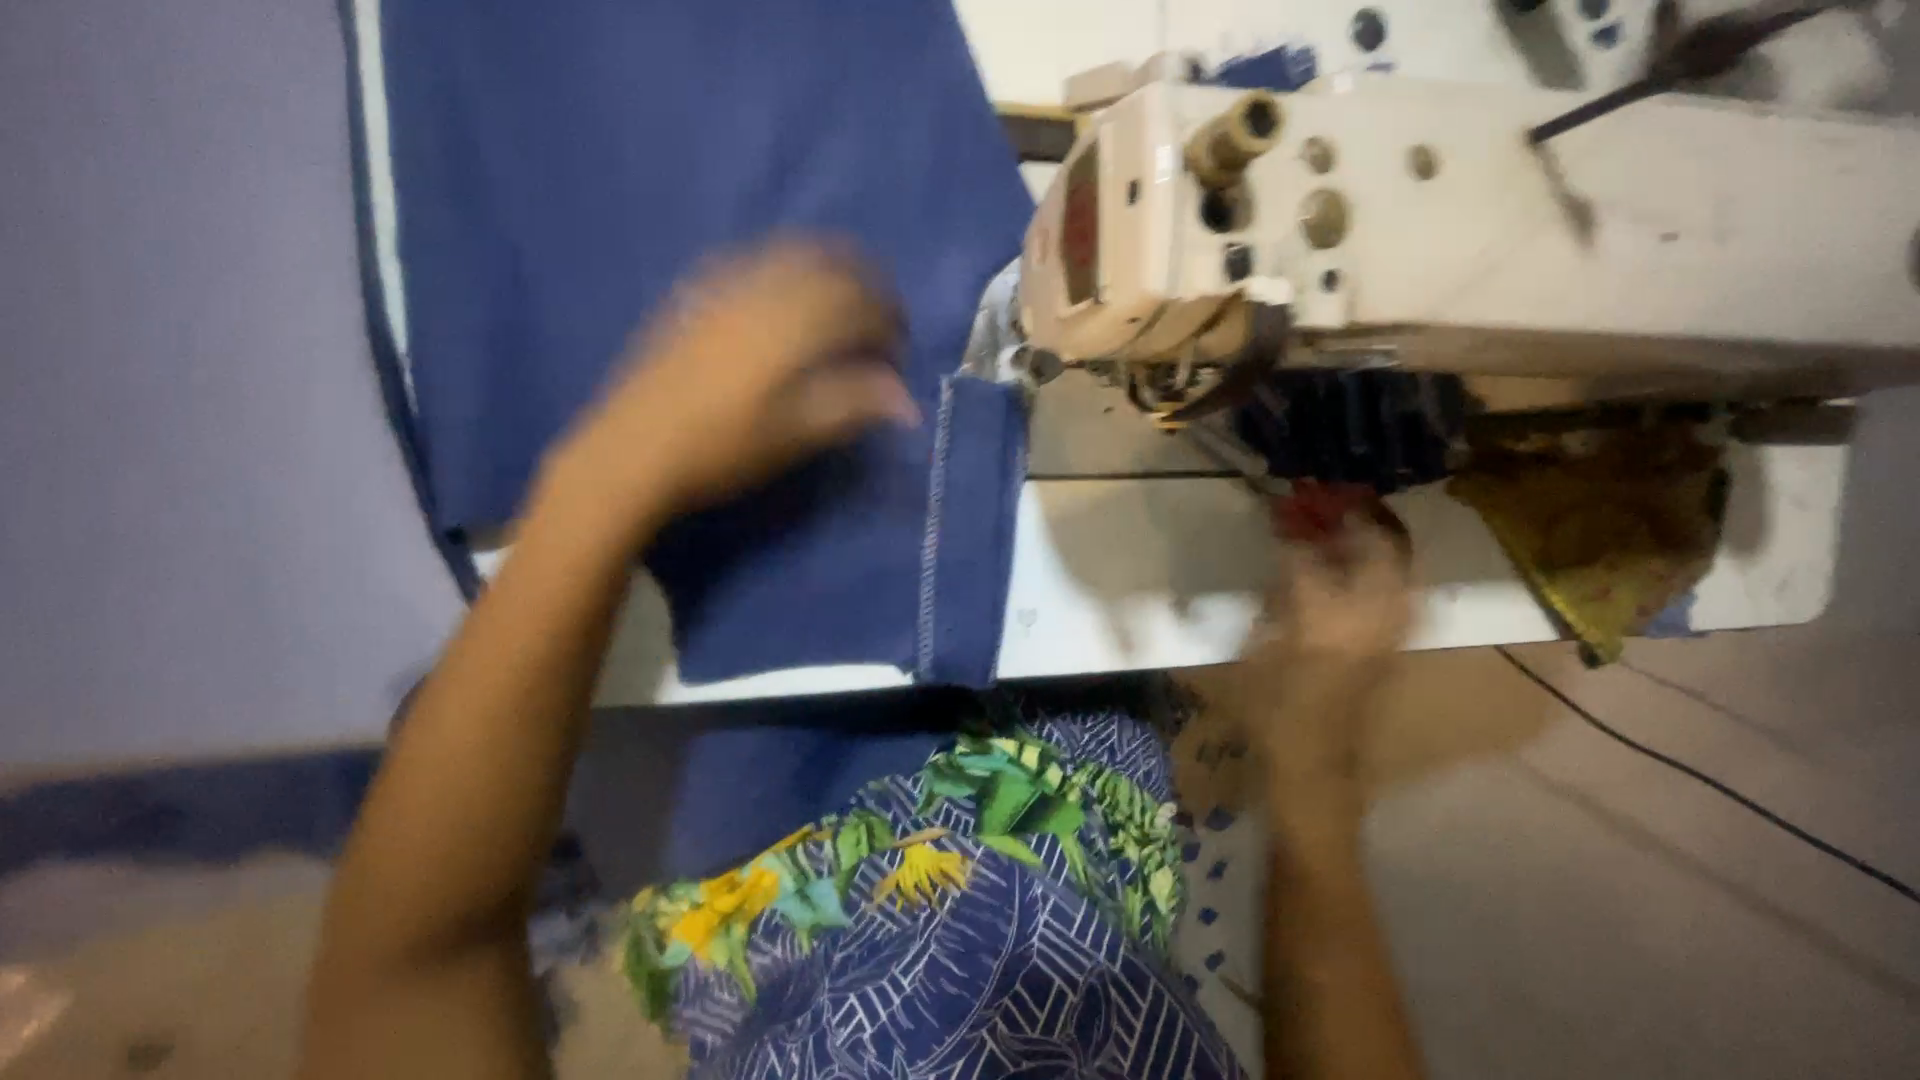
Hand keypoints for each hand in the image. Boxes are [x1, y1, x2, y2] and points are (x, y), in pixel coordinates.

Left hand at [549, 239, 916, 525]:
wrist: (634, 449)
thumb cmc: (722, 448)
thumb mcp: (794, 434)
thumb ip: (852, 406)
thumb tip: (907, 401)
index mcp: (791, 325)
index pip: (858, 303)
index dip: (888, 320)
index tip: (899, 349)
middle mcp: (762, 291)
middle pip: (830, 266)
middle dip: (866, 284)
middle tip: (882, 316)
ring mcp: (725, 286)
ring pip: (791, 253)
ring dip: (828, 267)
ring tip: (842, 299)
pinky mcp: (697, 293)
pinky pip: (752, 259)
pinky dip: (784, 266)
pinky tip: (782, 294)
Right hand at [1236, 509, 1413, 812]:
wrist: (1316, 763)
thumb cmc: (1271, 711)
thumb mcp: (1255, 652)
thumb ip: (1275, 601)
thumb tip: (1289, 563)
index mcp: (1320, 620)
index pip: (1310, 557)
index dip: (1299, 527)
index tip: (1288, 506)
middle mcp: (1365, 620)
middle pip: (1376, 552)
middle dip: (1359, 519)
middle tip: (1341, 500)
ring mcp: (1391, 633)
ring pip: (1401, 570)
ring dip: (1383, 540)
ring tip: (1363, 524)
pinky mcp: (1399, 646)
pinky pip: (1405, 593)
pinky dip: (1393, 569)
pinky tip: (1376, 565)